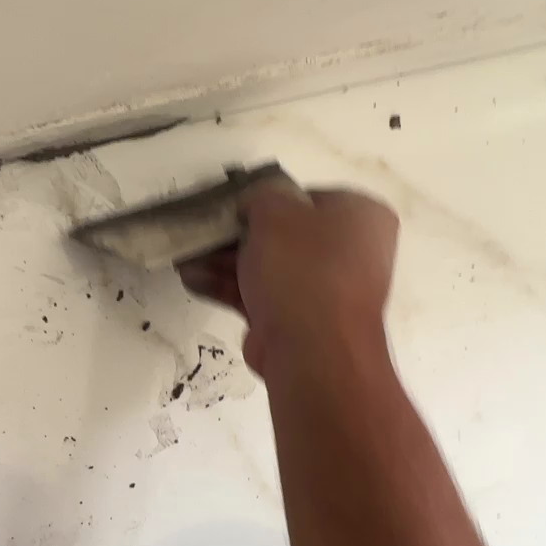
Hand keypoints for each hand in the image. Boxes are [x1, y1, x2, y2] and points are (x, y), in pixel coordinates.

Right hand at [177, 181, 398, 377]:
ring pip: (265, 267)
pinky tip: (193, 280)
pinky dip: (228, 287)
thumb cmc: (302, 269)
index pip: (304, 199)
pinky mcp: (298, 319)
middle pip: (280, 236)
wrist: (313, 348)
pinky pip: (260, 294)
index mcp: (360, 216)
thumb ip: (260, 196)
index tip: (230, 212)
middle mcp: (349, 250)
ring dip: (223, 264)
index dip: (263, 203)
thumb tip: (254, 203)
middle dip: (233, 239)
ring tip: (185, 261)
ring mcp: (324, 289)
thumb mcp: (276, 213)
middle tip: (200, 238)